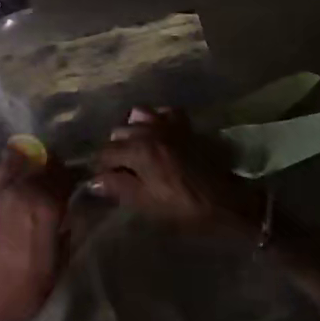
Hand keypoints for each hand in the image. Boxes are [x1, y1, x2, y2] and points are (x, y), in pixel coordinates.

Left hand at [0, 144, 70, 320]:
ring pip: (11, 157)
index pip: (64, 174)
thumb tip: (73, 212)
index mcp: (46, 205)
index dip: (71, 175)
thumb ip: (67, 229)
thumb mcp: (59, 262)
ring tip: (25, 173)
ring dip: (22, 161)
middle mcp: (20, 190)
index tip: (74, 180)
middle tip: (51, 176)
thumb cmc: (24, 291)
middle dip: (48, 165)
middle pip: (39, 160)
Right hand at [91, 108, 262, 236]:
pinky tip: (157, 134)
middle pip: (119, 133)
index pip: (106, 153)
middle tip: (119, 170)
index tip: (101, 181)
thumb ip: (119, 188)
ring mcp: (170, 124)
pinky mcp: (185, 125)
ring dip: (132, 131)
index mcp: (140, 151)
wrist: (225, 201)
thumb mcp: (147, 204)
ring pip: (138, 116)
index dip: (100, 168)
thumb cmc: (184, 208)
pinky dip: (156, 119)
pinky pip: (163, 112)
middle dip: (114, 150)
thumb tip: (94, 181)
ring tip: (135, 150)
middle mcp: (151, 131)